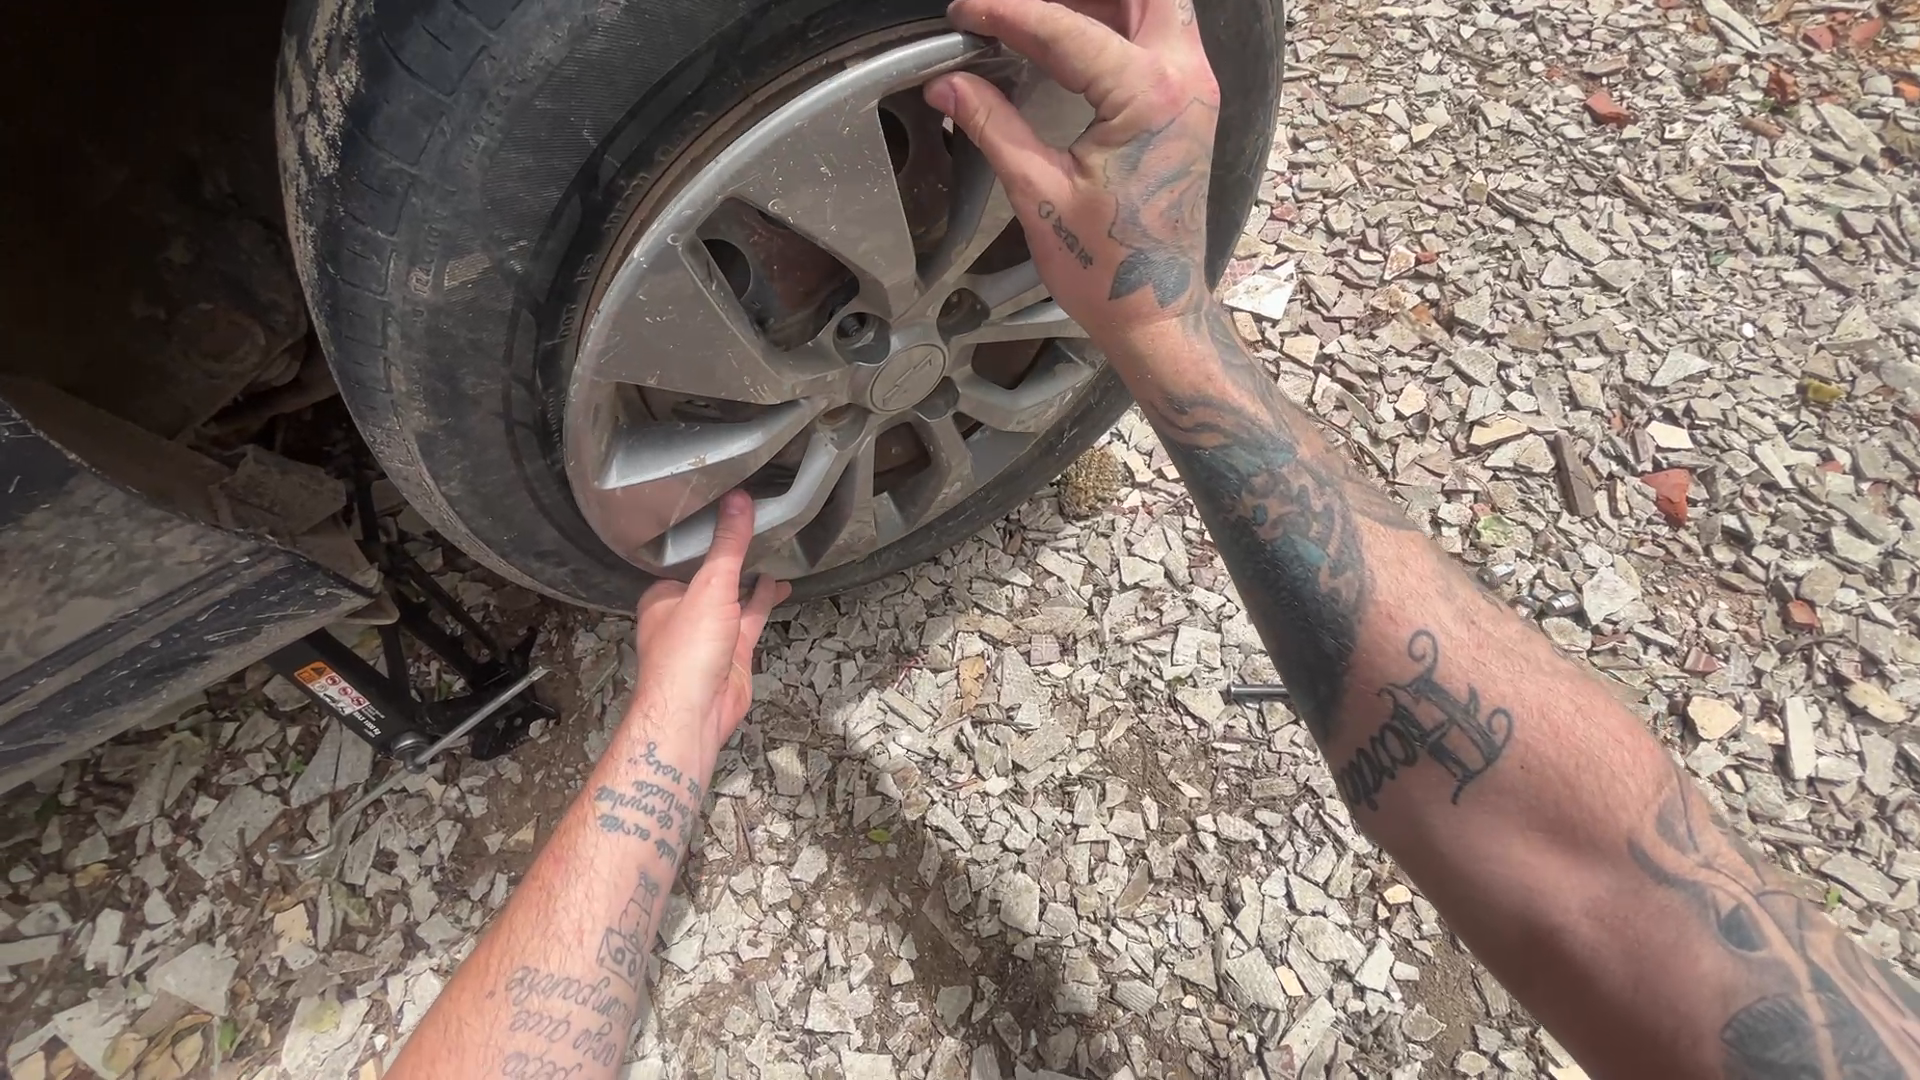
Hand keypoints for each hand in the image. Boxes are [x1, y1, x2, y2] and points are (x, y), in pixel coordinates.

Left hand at [630, 491, 790, 762]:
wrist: (696, 712)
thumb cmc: (686, 654)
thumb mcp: (711, 587)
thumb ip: (728, 545)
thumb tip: (738, 500)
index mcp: (663, 596)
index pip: (686, 557)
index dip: (706, 535)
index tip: (726, 510)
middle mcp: (684, 613)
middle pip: (712, 576)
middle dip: (732, 557)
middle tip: (754, 526)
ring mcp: (710, 633)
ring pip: (734, 597)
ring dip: (752, 578)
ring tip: (773, 550)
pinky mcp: (733, 651)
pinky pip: (751, 617)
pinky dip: (764, 600)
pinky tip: (779, 584)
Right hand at [925, 0, 1220, 337]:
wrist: (1154, 311)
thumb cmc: (1108, 269)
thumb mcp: (1040, 194)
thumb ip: (994, 127)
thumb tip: (948, 86)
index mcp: (1149, 95)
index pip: (1067, 28)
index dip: (1007, 13)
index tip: (967, 10)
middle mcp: (1185, 79)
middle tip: (1019, 2)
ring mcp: (1195, 92)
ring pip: (1155, 5)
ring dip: (1102, 2)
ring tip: (1042, 11)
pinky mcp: (1189, 110)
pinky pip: (1160, 39)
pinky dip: (1119, 26)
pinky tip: (1077, 37)